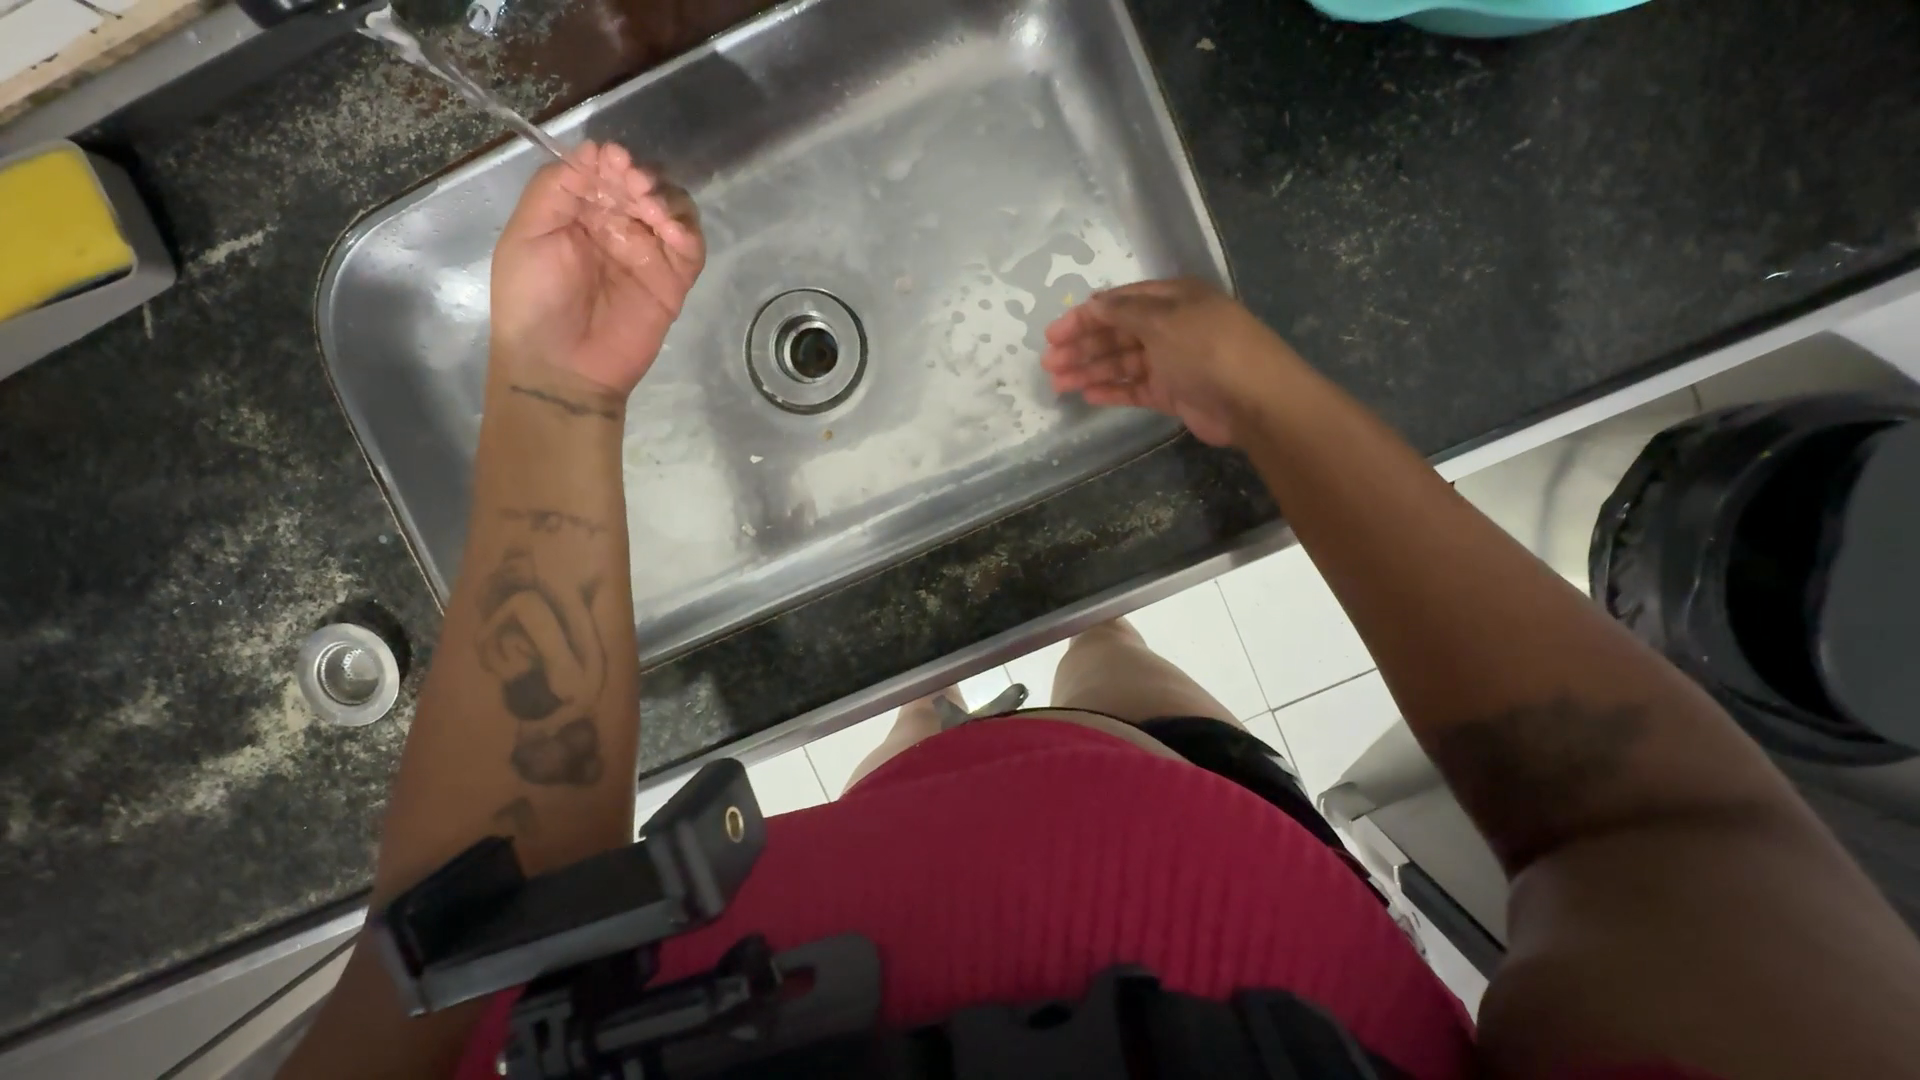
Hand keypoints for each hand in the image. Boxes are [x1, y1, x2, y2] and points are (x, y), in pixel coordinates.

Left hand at [490, 140, 705, 396]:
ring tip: (650, 205)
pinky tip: (670, 229)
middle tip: (634, 182)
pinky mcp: (673, 282)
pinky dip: (687, 229)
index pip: (602, 172)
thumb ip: (556, 189)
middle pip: (641, 183)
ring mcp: (648, 254)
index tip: (613, 159)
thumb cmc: (533, 302)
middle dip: (640, 174)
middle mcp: (616, 228)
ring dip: (665, 197)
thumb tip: (594, 151)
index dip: (610, 159)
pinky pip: (690, 246)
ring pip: (671, 207)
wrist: (561, 367)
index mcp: (577, 214)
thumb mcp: (526, 235)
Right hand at [1040, 278, 1298, 446]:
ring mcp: (1173, 362)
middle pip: (1117, 333)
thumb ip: (1124, 311)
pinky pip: (1135, 389)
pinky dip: (1111, 390)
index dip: (1085, 316)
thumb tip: (1094, 303)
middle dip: (1082, 346)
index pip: (1120, 303)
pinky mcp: (1174, 393)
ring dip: (1090, 370)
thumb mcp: (1163, 319)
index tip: (1053, 334)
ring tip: (1058, 384)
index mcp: (1172, 299)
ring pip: (1122, 363)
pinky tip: (1086, 394)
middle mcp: (1171, 327)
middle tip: (1049, 363)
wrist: (1255, 399)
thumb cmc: (1208, 348)